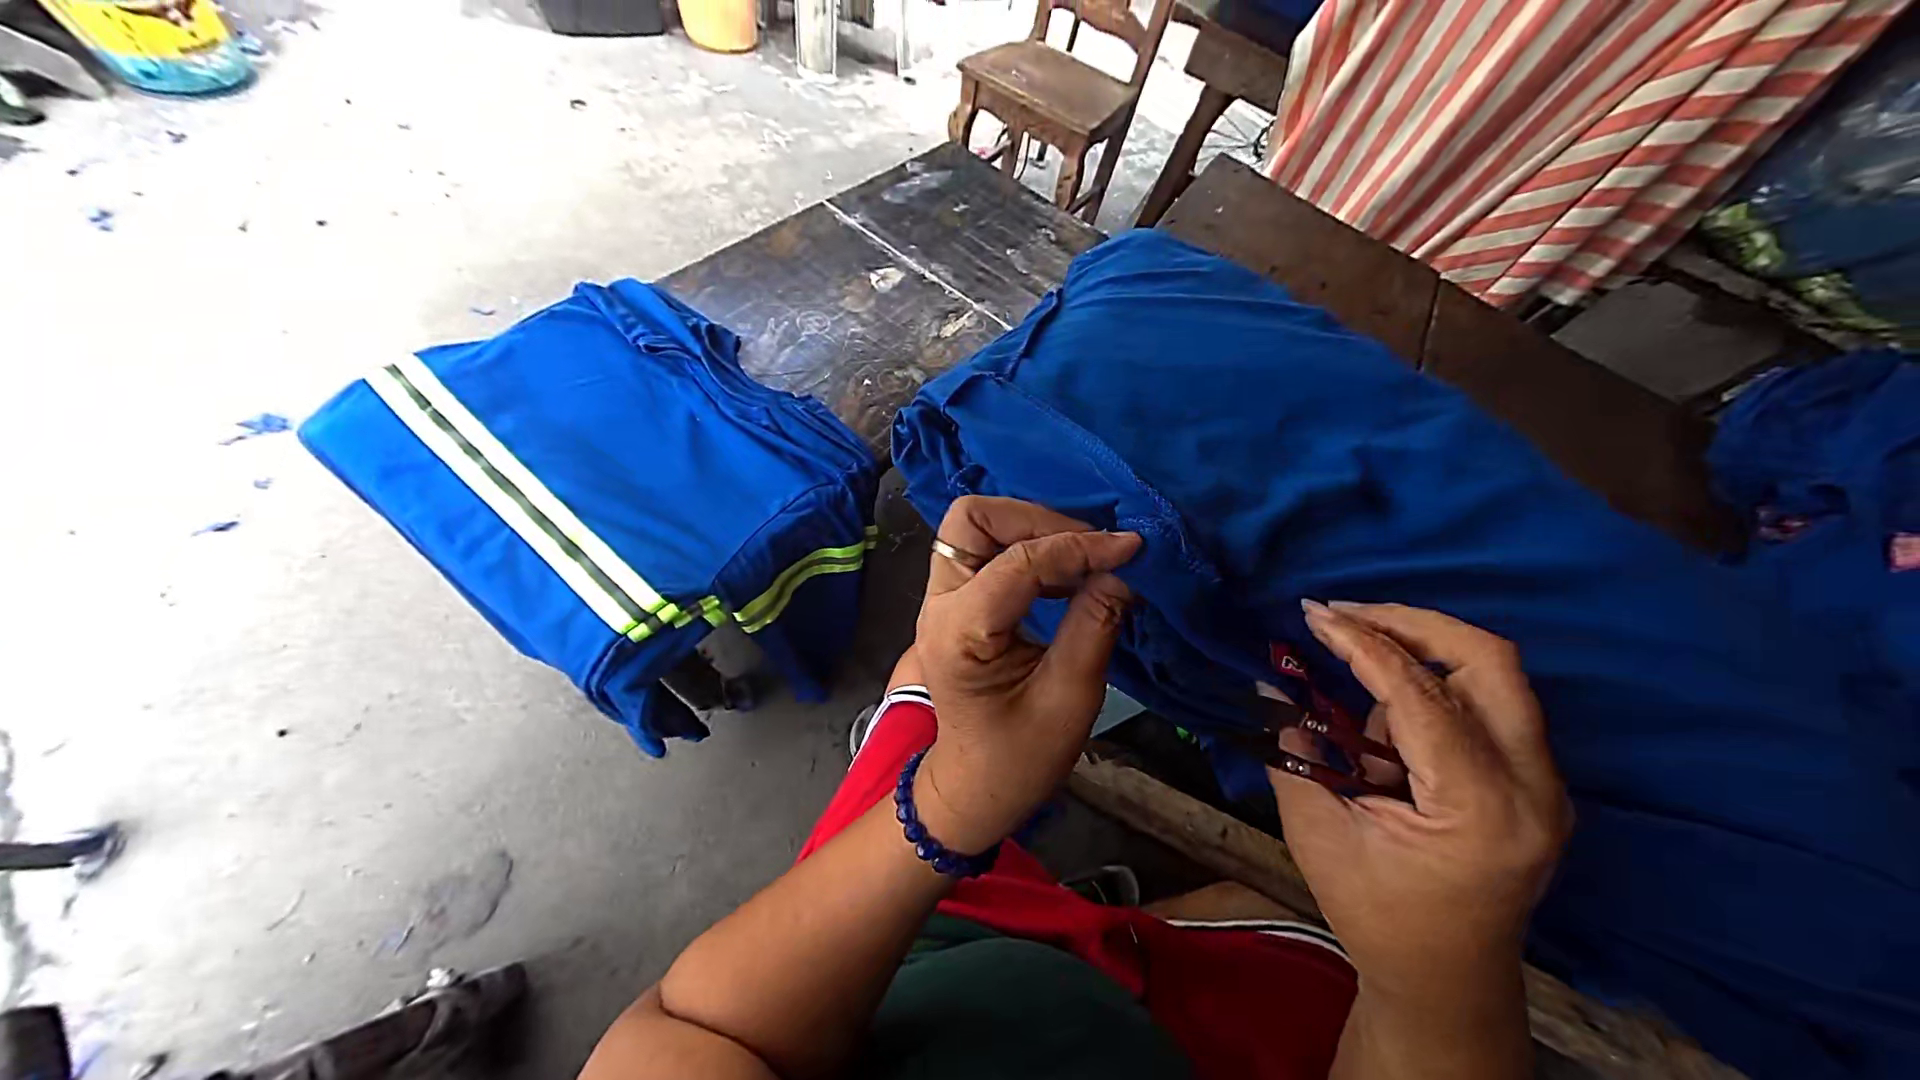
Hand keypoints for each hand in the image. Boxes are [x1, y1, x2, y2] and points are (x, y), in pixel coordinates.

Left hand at [911, 496, 1141, 853]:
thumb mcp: (1070, 696)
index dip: (1079, 547)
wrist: (974, 785)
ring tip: (1082, 557)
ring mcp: (940, 599)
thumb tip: (1122, 570)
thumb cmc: (1021, 757)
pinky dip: (1025, 547)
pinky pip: (984, 549)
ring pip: (975, 526)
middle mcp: (939, 604)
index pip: (1019, 562)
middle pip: (974, 519)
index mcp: (960, 633)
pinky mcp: (955, 602)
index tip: (1129, 548)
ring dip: (1030, 530)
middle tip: (1090, 548)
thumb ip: (1095, 624)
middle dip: (1036, 520)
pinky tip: (1064, 571)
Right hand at [1272, 601, 1571, 997]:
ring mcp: (1543, 782)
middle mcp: (1533, 787)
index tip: (1313, 614)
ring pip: (1494, 673)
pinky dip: (1430, 675)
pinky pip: (1484, 700)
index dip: (1362, 644)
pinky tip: (1378, 687)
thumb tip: (1271, 685)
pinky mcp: (1530, 778)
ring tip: (1350, 640)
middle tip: (1342, 615)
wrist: (1447, 981)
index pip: (1422, 695)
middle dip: (1410, 622)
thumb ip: (1294, 754)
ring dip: (1420, 643)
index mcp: (1480, 809)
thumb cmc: (1377, 915)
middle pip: (1489, 662)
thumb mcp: (1318, 834)